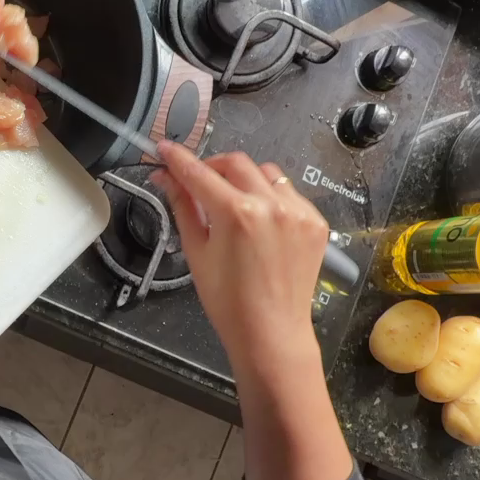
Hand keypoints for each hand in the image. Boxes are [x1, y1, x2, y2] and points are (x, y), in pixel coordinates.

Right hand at [152, 140, 330, 381]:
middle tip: (195, 181)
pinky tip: (259, 220)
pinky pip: (288, 192)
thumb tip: (165, 178)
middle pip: (235, 163)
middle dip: (211, 166)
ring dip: (243, 178)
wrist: (270, 331)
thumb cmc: (225, 299)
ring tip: (231, 201)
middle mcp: (270, 204)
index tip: (164, 149)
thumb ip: (183, 207)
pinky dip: (269, 196)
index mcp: (235, 213)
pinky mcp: (315, 221)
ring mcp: (298, 211)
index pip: (199, 173)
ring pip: (265, 173)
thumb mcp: (196, 251)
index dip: (178, 158)